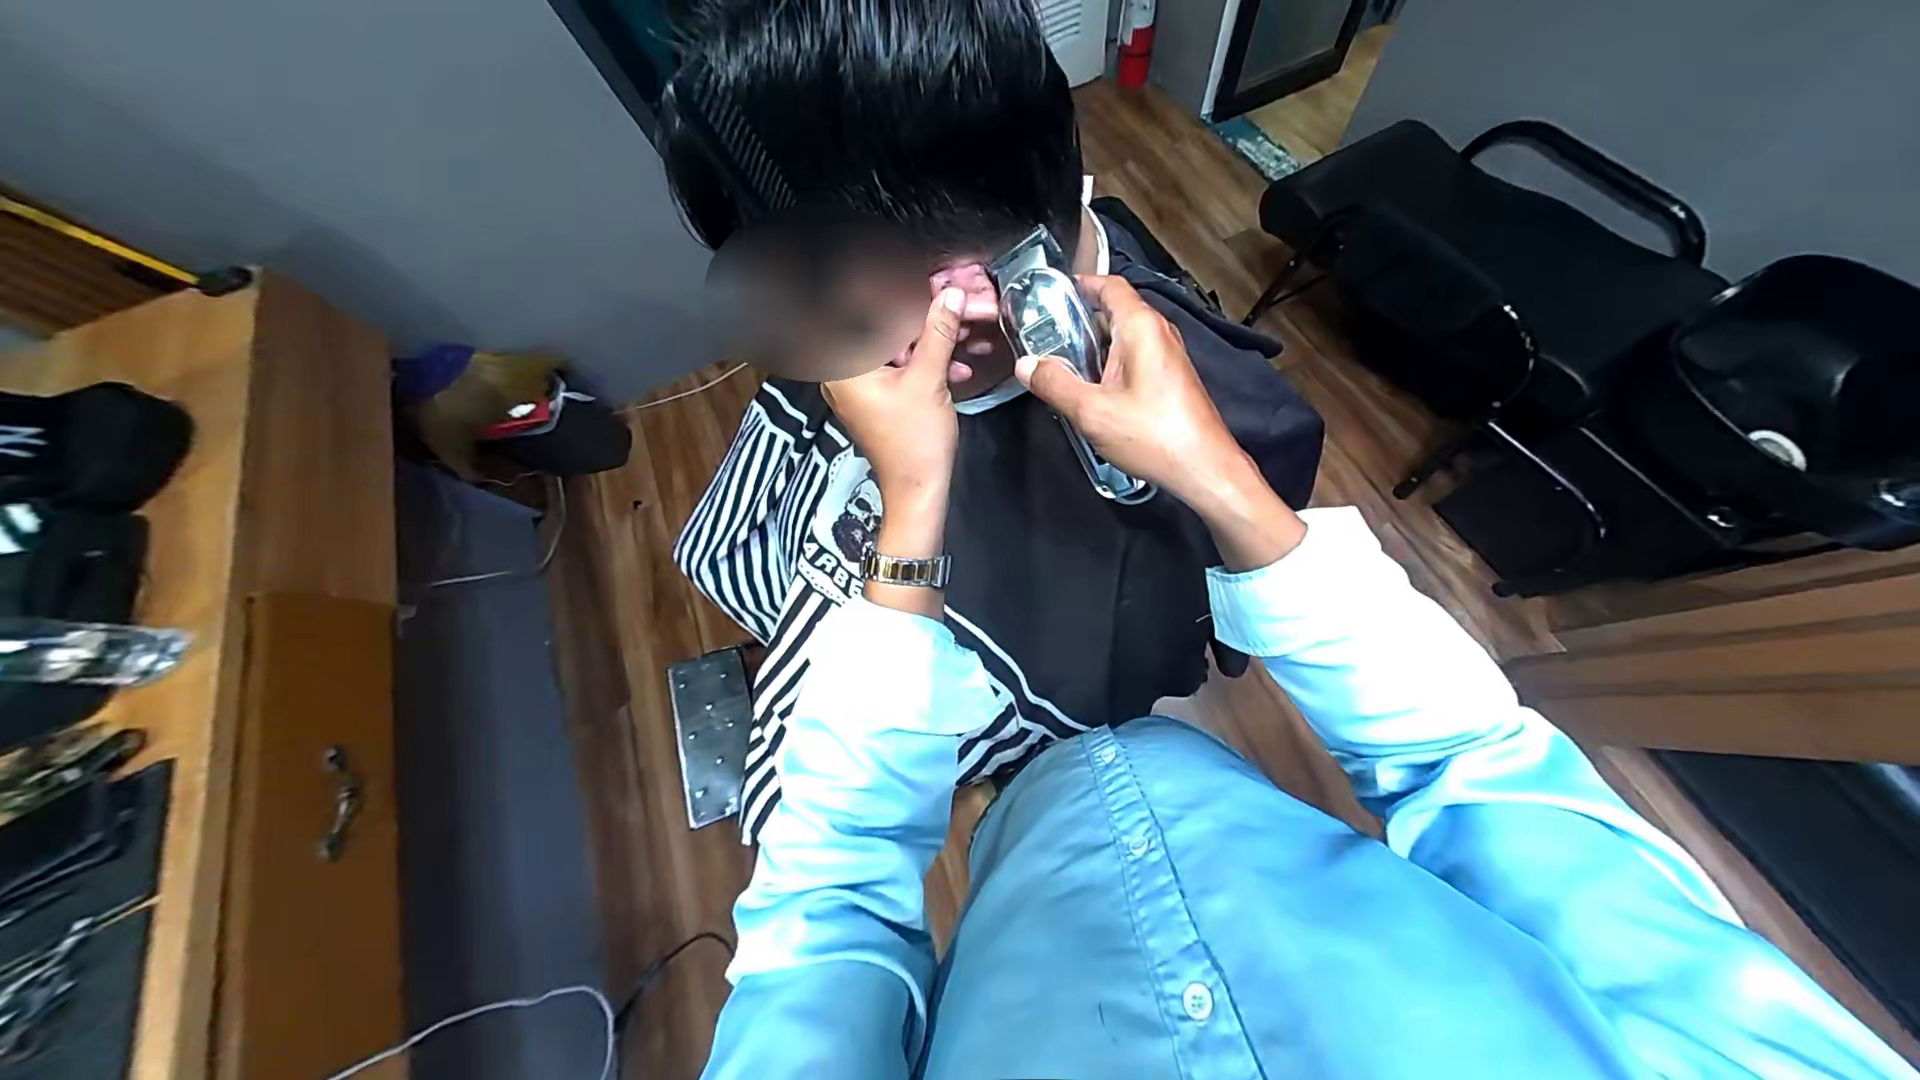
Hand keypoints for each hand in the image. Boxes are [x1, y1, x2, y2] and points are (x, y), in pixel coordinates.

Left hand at [823, 289, 961, 615]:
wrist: (918, 491)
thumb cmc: (915, 444)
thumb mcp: (928, 382)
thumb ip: (937, 332)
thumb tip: (949, 293)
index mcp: (846, 367)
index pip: (868, 313)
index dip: (903, 292)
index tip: (932, 280)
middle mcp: (845, 373)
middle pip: (882, 328)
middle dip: (923, 314)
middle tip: (955, 299)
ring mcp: (861, 387)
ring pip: (895, 348)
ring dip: (930, 338)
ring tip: (964, 331)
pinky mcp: (878, 398)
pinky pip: (899, 368)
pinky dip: (925, 362)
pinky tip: (954, 364)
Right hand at [1015, 275, 1305, 569]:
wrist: (1202, 467)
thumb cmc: (1151, 435)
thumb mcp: (1092, 411)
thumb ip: (1055, 384)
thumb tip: (1025, 365)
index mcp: (1141, 328)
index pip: (1110, 286)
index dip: (1081, 284)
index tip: (1053, 293)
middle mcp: (1158, 333)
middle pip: (1115, 310)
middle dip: (1081, 318)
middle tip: (1046, 334)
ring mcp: (1168, 356)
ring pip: (1124, 337)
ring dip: (1094, 344)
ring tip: (1062, 362)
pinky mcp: (1171, 378)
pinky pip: (1134, 357)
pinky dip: (1110, 362)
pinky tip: (1092, 388)